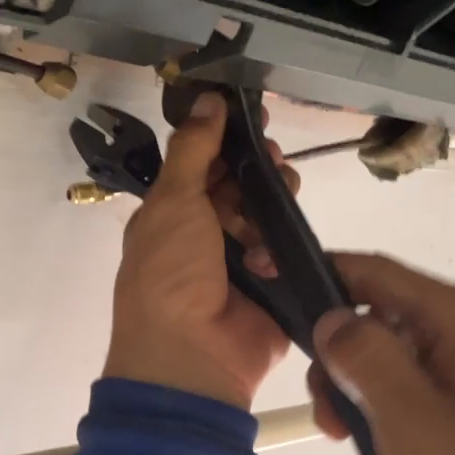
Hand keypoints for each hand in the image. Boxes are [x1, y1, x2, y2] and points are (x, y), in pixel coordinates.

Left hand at [103, 92, 295, 409]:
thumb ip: (193, 149)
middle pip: (239, 186)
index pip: (202, 163)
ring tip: (285, 186)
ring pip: (266, 213)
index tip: (253, 113)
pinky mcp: (271, 285)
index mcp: (171, 212)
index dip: (224, 136)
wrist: (191, 356)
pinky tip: (273, 251)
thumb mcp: (172, 201)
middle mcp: (204, 232)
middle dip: (257, 165)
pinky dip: (281, 245)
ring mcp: (239, 260)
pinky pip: (284, 250)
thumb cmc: (170, 271)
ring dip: (275, 197)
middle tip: (273, 153)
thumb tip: (206, 98)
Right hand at [308, 254, 454, 454]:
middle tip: (339, 441)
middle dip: (350, 393)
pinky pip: (440, 428)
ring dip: (382, 451)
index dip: (313, 279)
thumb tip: (332, 318)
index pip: (369, 272)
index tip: (268, 302)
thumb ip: (362, 359)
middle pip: (383, 338)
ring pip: (406, 394)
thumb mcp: (415, 428)